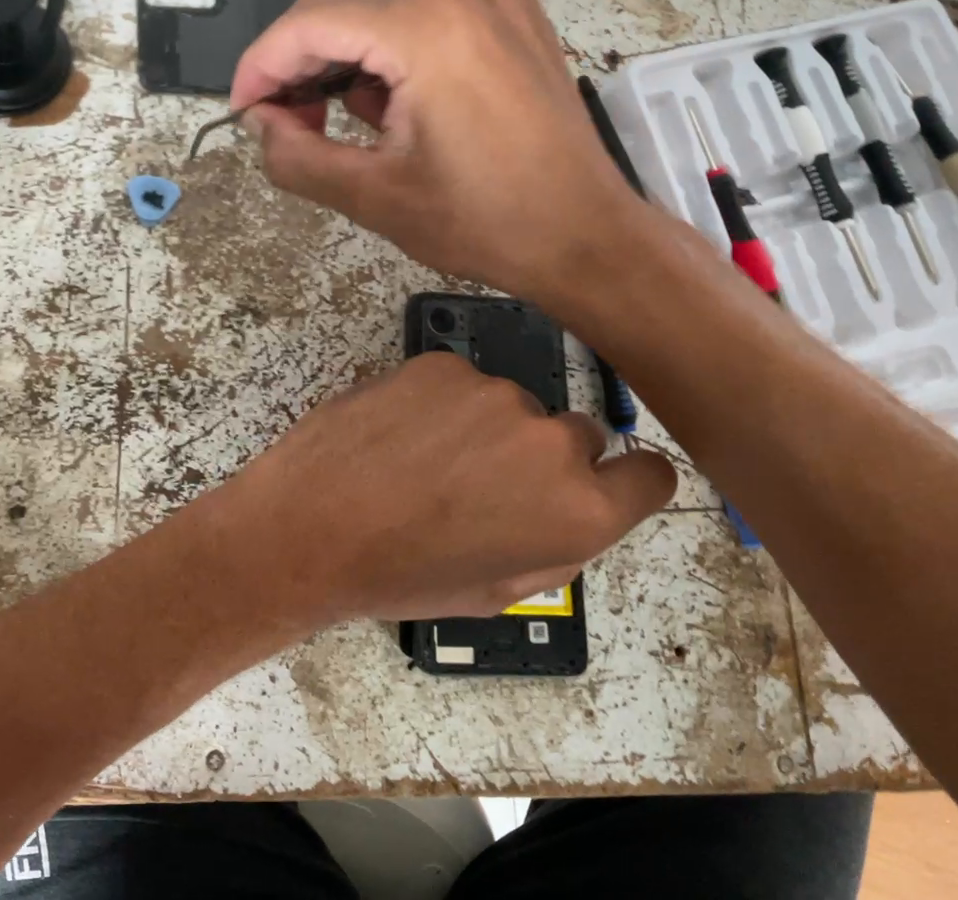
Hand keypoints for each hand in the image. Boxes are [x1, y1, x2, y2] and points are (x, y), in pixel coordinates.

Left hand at [201, 352, 675, 623]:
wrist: (307, 529)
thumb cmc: (399, 576)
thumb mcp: (498, 593)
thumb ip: (560, 545)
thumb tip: (581, 508)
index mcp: (578, 509)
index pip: (649, 475)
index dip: (620, 485)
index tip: (593, 490)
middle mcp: (550, 440)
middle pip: (579, 437)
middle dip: (545, 460)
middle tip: (482, 488)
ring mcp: (493, 393)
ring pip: (512, 407)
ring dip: (486, 430)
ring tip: (424, 467)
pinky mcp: (439, 364)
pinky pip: (460, 384)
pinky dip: (440, 405)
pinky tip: (398, 437)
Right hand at [231, 0, 654, 308]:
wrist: (582, 235)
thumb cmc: (484, 223)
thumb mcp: (374, 198)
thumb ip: (297, 158)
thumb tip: (261, 126)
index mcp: (427, 30)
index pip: (310, 24)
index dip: (261, 67)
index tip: (243, 113)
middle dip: (297, 56)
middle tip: (287, 121)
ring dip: (339, 52)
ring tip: (337, 120)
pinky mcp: (509, 16)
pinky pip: (421, 10)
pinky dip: (385, 49)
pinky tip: (388, 106)